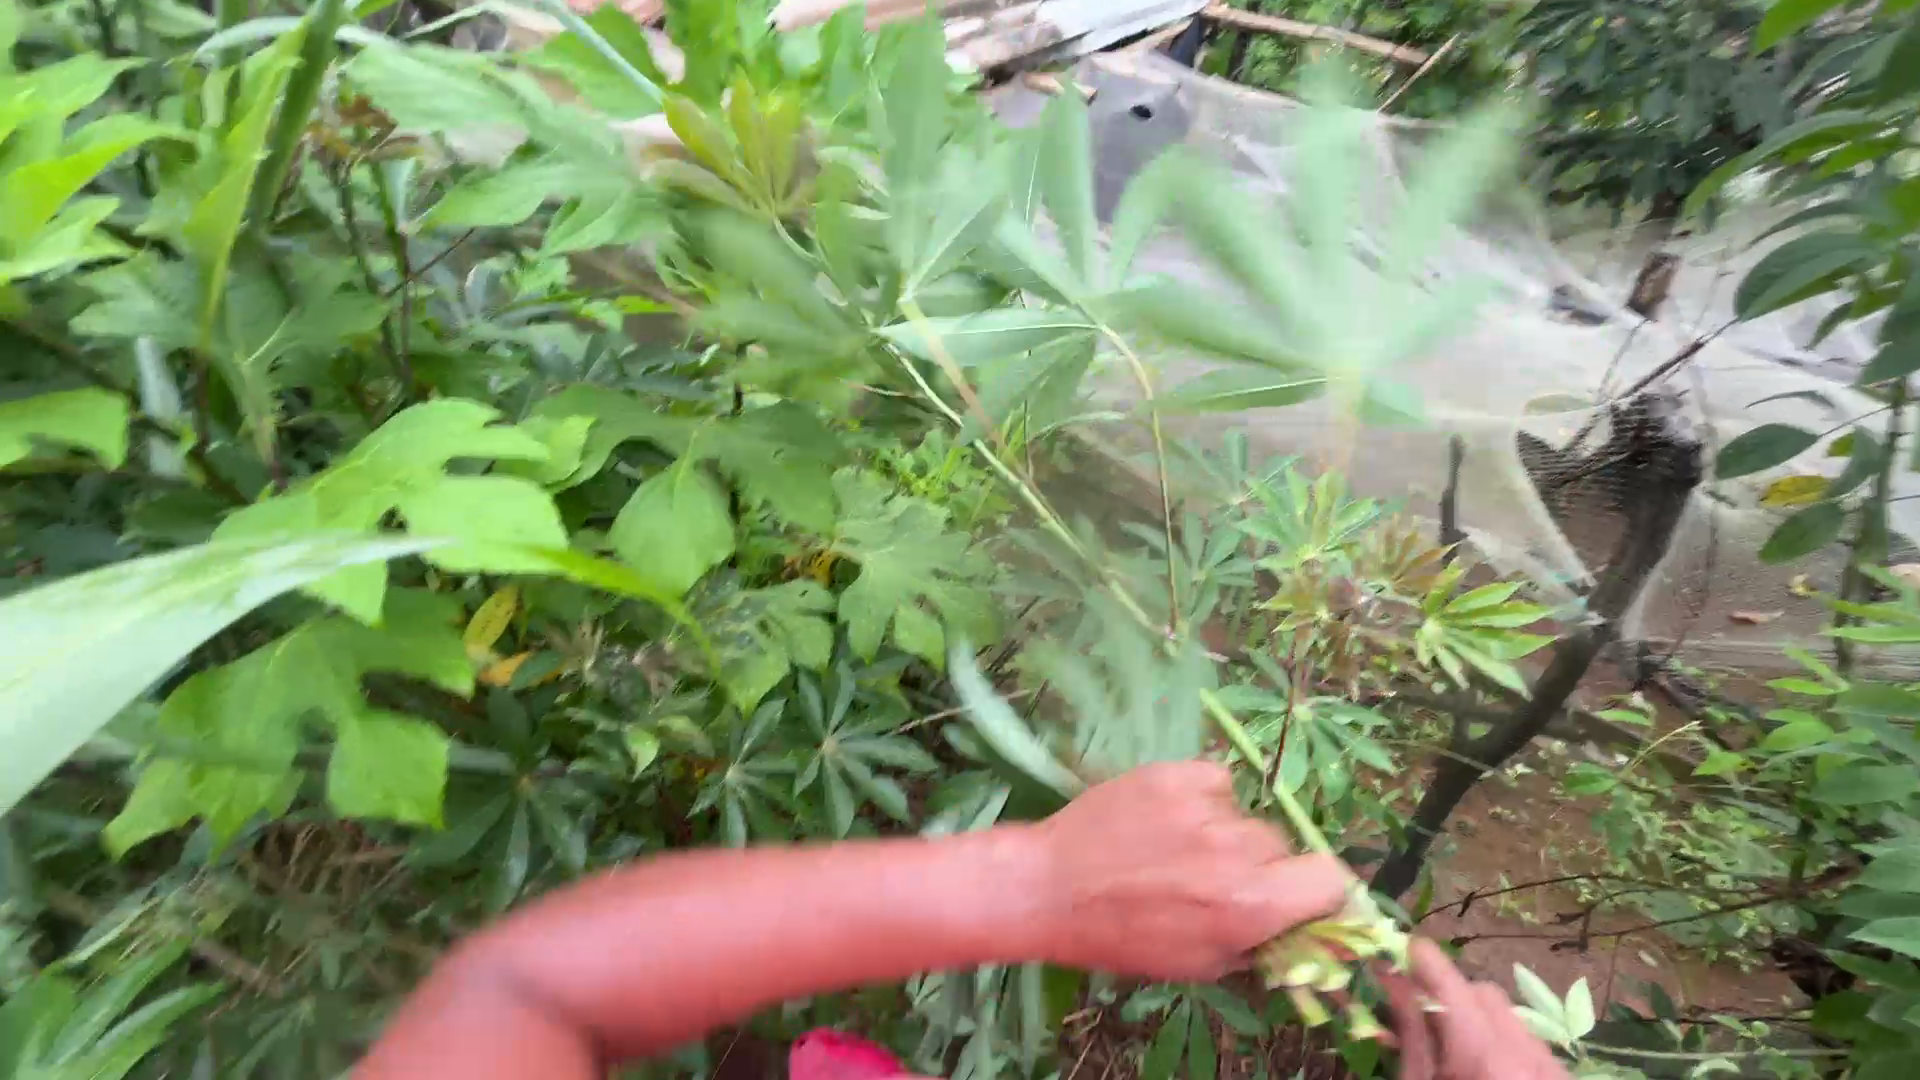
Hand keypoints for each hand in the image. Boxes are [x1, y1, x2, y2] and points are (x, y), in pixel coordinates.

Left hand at [1026, 761, 1348, 979]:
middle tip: (1216, 876)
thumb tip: (1299, 922)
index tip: (1296, 894)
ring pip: (1245, 814)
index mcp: (1251, 905)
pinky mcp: (1172, 772)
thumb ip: (1260, 941)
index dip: (1318, 890)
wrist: (1054, 886)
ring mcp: (1201, 804)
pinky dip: (1204, 795)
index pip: (1332, 879)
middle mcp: (1235, 848)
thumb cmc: (1125, 936)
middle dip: (1262, 864)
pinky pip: (1215, 779)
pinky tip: (1170, 815)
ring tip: (1180, 845)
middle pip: (1282, 846)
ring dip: (1227, 830)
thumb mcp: (1202, 964)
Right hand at [1379, 940, 1571, 1079]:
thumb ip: (1409, 1027)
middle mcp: (1528, 1056)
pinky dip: (1504, 1040)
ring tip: (1457, 1048)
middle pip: (1482, 991)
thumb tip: (1388, 971)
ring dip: (1477, 1017)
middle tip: (1425, 1017)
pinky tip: (1489, 1066)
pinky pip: (1530, 1039)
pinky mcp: (1562, 1077)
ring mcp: (1555, 1069)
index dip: (1420, 957)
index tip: (1396, 952)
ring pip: (1508, 1013)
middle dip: (1451, 995)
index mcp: (1484, 1055)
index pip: (1449, 978)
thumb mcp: (1418, 1079)